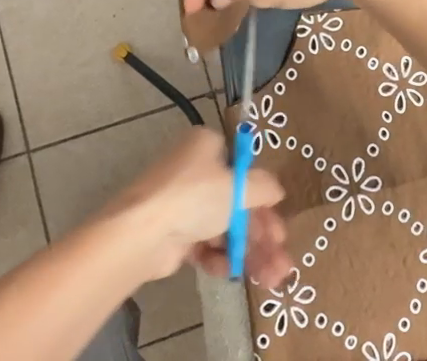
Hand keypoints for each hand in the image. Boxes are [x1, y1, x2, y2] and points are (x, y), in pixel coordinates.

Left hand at [98, 127, 294, 288]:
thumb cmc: (194, 197)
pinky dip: (220, 258)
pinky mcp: (176, 233)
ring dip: (250, 253)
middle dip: (262, 235)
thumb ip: (263, 187)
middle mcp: (194, 171)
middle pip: (237, 203)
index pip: (243, 170)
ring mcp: (184, 203)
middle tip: (282, 262)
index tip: (278, 225)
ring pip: (225, 228)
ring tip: (271, 280)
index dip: (263, 199)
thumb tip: (276, 189)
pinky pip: (206, 245)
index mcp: (206, 147)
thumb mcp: (237, 186)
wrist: (144, 233)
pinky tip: (231, 271)